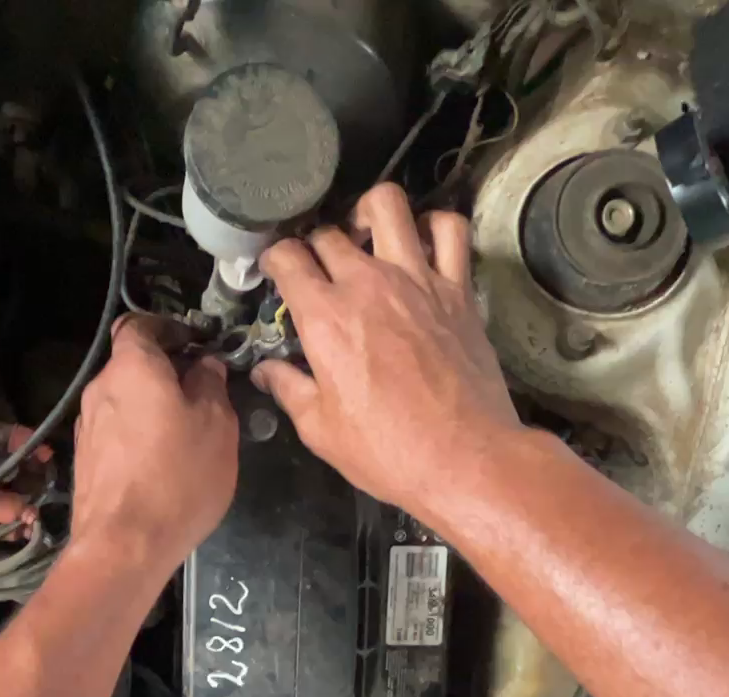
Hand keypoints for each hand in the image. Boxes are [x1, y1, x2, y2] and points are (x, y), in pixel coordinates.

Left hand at [69, 314, 237, 571]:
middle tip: (201, 394)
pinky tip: (160, 464)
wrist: (124, 545)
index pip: (140, 325)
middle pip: (132, 366)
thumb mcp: (216, 426)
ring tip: (185, 435)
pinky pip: (116, 434)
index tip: (194, 343)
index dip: (169, 328)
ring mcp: (87, 428)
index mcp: (132, 368)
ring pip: (124, 403)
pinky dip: (138, 437)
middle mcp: (100, 390)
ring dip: (152, 409)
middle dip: (165, 373)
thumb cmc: (178, 477)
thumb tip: (205, 366)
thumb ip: (211, 386)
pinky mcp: (85, 462)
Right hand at [252, 183, 522, 516]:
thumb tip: (264, 371)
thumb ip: (288, 388)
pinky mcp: (457, 288)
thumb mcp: (320, 429)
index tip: (275, 273)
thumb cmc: (385, 450)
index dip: (273, 259)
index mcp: (324, 318)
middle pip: (328, 233)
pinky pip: (449, 230)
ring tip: (364, 237)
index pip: (287, 258)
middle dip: (312, 246)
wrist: (463, 458)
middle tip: (315, 270)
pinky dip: (432, 226)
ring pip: (388, 205)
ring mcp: (417, 279)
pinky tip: (420, 245)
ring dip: (367, 213)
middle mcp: (367, 284)